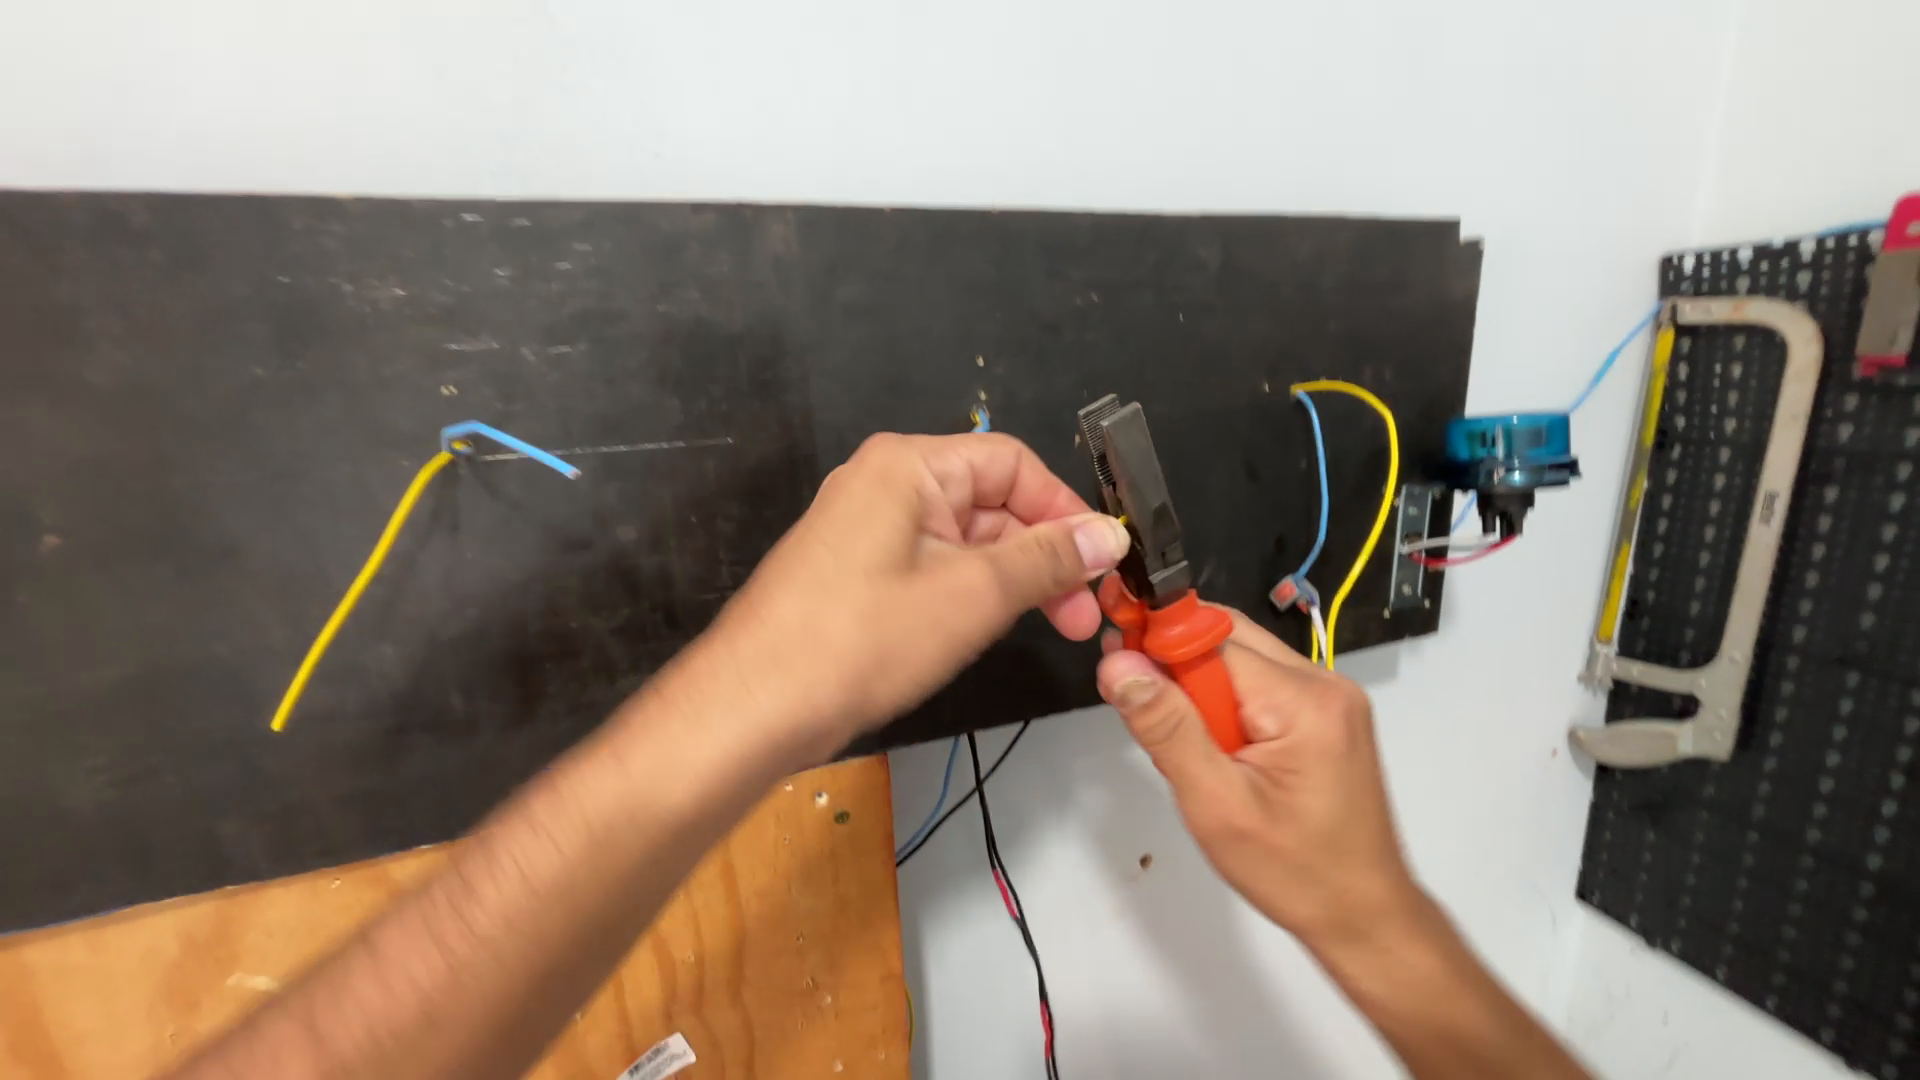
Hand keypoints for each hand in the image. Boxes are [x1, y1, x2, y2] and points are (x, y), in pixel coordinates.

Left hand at [703, 432, 1130, 756]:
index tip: (1103, 559)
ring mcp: (868, 530)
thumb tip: (1110, 534)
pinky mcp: (859, 573)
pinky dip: (973, 593)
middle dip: (1044, 555)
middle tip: (1086, 612)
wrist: (753, 708)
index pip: (1012, 464)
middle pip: (990, 503)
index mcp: (909, 465)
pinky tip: (997, 629)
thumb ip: (1046, 559)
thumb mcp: (972, 595)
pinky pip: (933, 567)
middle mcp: (886, 484)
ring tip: (1057, 627)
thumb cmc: (863, 640)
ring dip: (1014, 580)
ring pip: (965, 541)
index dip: (1064, 509)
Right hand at [1097, 608, 1422, 954]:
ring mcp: (1328, 694)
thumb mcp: (1215, 804)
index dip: (1158, 646)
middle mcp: (1322, 680)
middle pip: (1226, 636)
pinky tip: (1215, 746)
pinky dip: (1222, 701)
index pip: (1211, 637)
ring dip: (1197, 686)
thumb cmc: (1292, 870)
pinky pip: (1257, 680)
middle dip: (1175, 665)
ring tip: (1184, 744)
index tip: (1117, 669)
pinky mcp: (1324, 711)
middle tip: (1139, 710)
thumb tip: (1118, 664)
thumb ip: (1166, 728)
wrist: (1364, 916)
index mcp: (1303, 699)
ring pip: (1238, 656)